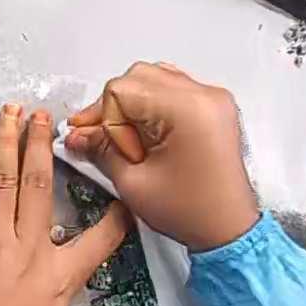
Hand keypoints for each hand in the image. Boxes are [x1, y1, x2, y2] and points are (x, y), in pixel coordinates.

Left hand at [0, 105, 134, 305]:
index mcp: (60, 278)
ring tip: (12, 112)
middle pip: (43, 186)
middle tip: (46, 117)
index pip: (101, 237)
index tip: (122, 195)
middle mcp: (31, 250)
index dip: (117, 214)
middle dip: (44, 146)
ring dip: (9, 142)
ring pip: (6, 180)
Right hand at [63, 62, 259, 250]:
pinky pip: (170, 90)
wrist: (227, 228)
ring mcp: (211, 99)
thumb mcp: (132, 183)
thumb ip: (102, 150)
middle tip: (99, 140)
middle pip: (137, 77)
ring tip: (123, 142)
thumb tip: (78, 135)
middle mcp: (204, 95)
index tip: (99, 145)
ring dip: (129, 106)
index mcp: (187, 110)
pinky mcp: (210, 108)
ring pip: (152, 78)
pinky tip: (142, 135)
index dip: (104, 119)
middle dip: (112, 109)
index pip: (122, 90)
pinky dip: (149, 107)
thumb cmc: (190, 212)